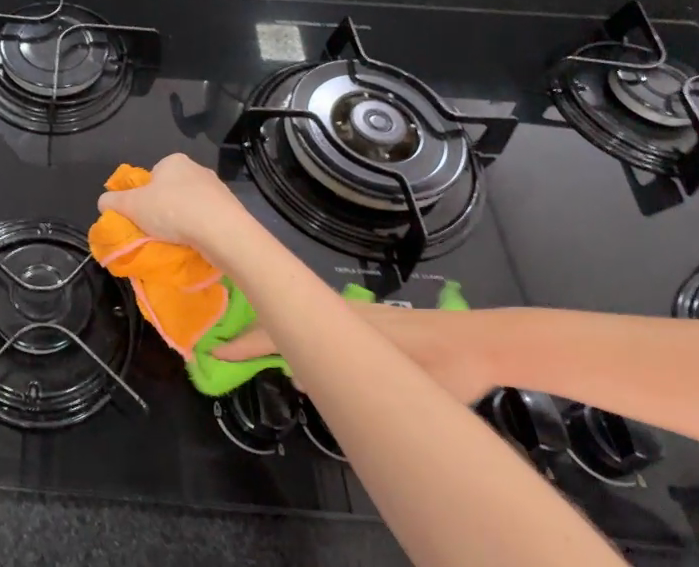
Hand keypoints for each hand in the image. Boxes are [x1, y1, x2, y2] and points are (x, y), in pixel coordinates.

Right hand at [96, 153, 248, 251]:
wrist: (222, 231)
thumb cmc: (173, 210)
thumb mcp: (132, 205)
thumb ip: (113, 201)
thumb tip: (104, 202)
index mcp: (173, 161)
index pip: (151, 177)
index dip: (143, 197)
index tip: (142, 217)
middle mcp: (197, 169)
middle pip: (170, 191)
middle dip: (163, 209)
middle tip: (156, 231)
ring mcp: (217, 189)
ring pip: (190, 206)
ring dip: (182, 221)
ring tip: (175, 241)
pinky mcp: (230, 209)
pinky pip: (206, 219)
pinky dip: (199, 230)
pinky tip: (194, 244)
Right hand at [214, 304, 494, 403]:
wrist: (482, 343)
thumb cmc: (441, 365)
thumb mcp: (394, 383)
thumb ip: (348, 381)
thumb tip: (303, 379)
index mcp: (339, 324)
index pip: (280, 332)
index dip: (246, 343)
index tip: (216, 351)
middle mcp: (340, 314)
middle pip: (284, 317)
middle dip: (254, 333)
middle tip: (228, 348)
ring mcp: (355, 316)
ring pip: (303, 320)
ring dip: (279, 334)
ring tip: (259, 354)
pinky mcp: (371, 323)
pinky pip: (322, 326)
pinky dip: (303, 337)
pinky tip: (309, 361)